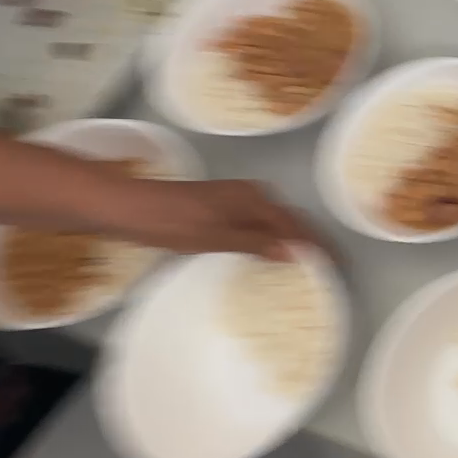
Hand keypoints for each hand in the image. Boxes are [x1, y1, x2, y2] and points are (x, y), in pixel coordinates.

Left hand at [94, 177, 320, 259]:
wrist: (118, 204)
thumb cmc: (168, 221)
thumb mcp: (214, 237)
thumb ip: (256, 243)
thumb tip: (295, 252)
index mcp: (257, 201)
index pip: (298, 226)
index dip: (319, 244)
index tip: (338, 263)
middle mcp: (253, 194)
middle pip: (291, 220)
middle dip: (310, 240)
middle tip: (325, 263)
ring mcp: (235, 197)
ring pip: (274, 220)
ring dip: (290, 238)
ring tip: (302, 258)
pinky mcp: (219, 204)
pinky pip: (258, 220)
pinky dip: (270, 235)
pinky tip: (265, 248)